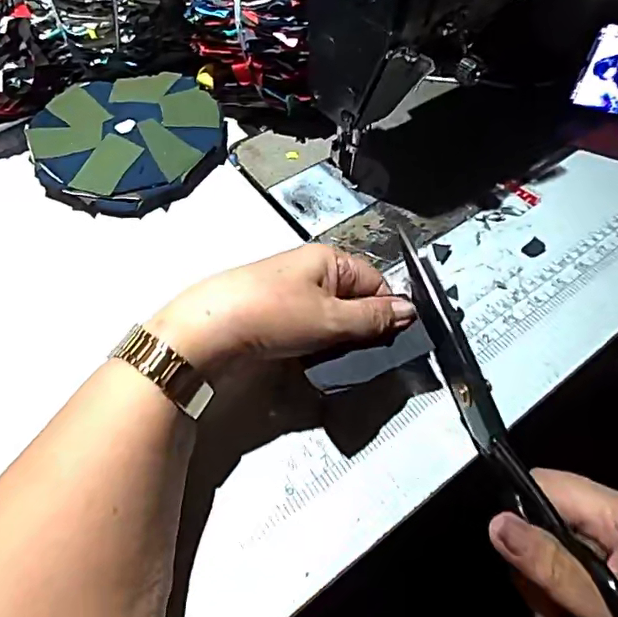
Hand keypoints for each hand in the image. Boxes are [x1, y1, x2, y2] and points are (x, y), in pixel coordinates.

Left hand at [147, 243, 415, 379]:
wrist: (209, 331)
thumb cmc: (270, 313)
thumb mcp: (331, 318)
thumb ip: (373, 317)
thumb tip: (409, 311)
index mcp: (330, 259)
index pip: (376, 281)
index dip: (385, 310)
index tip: (389, 338)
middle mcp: (312, 270)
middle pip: (354, 300)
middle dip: (360, 327)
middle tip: (358, 351)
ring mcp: (292, 293)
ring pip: (332, 318)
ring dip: (336, 338)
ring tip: (329, 355)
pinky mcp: (275, 315)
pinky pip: (309, 328)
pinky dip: (314, 343)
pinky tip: (309, 357)